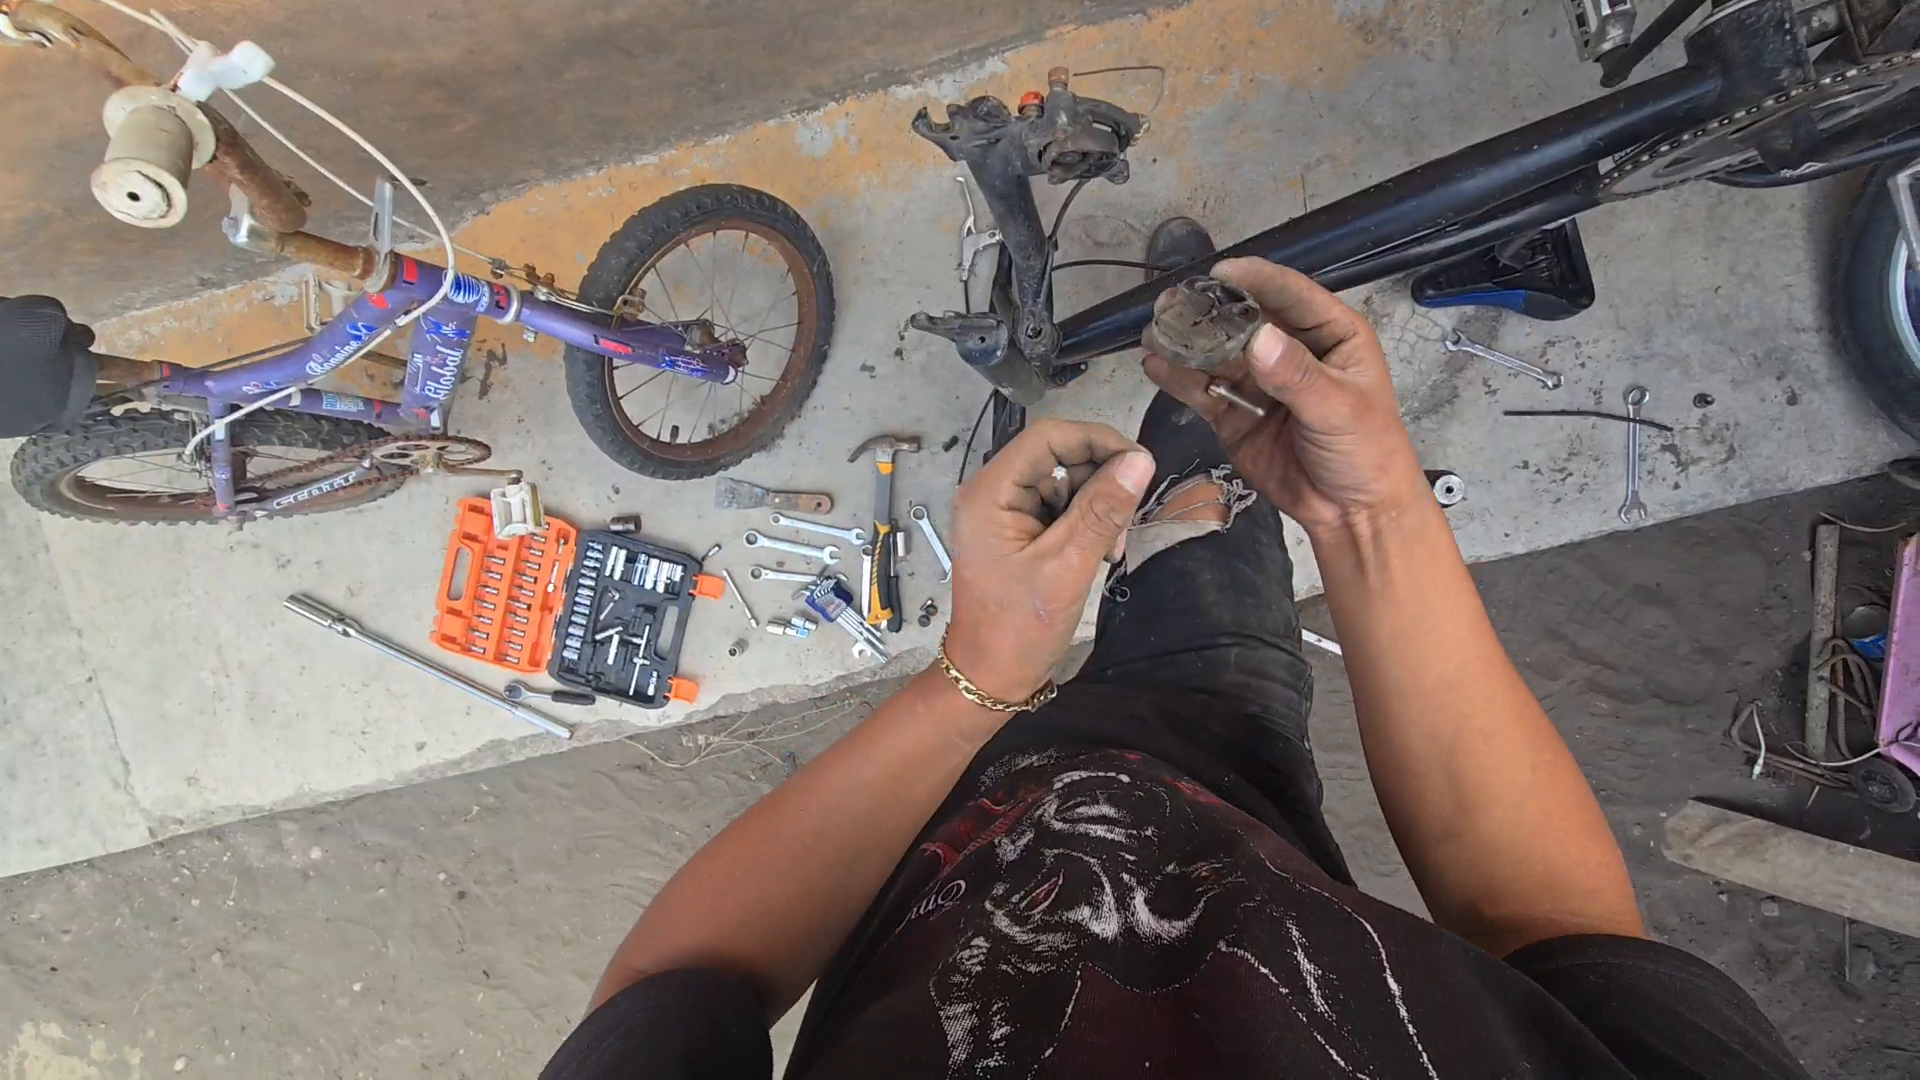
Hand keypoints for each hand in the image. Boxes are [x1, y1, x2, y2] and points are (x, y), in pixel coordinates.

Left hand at [943, 419, 1154, 701]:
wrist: (990, 675)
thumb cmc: (1020, 627)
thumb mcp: (1067, 566)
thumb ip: (1102, 510)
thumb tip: (1140, 460)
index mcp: (989, 493)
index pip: (1047, 438)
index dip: (1097, 441)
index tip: (1140, 465)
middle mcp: (991, 492)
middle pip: (1056, 457)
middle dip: (1099, 483)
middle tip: (1123, 527)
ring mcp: (1002, 512)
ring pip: (1063, 483)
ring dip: (1095, 508)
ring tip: (1108, 552)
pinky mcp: (1015, 531)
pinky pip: (1058, 508)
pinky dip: (1083, 524)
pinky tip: (1096, 554)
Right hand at [1142, 257, 1428, 536]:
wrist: (1349, 510)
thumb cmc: (1364, 450)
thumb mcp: (1339, 408)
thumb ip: (1296, 375)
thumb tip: (1258, 337)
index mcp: (1328, 336)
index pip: (1289, 296)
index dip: (1255, 280)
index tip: (1219, 272)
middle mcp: (1287, 351)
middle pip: (1242, 322)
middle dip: (1207, 312)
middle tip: (1170, 302)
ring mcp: (1256, 384)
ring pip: (1215, 356)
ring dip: (1184, 345)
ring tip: (1152, 332)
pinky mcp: (1232, 415)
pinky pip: (1201, 391)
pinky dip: (1177, 380)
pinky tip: (1154, 366)